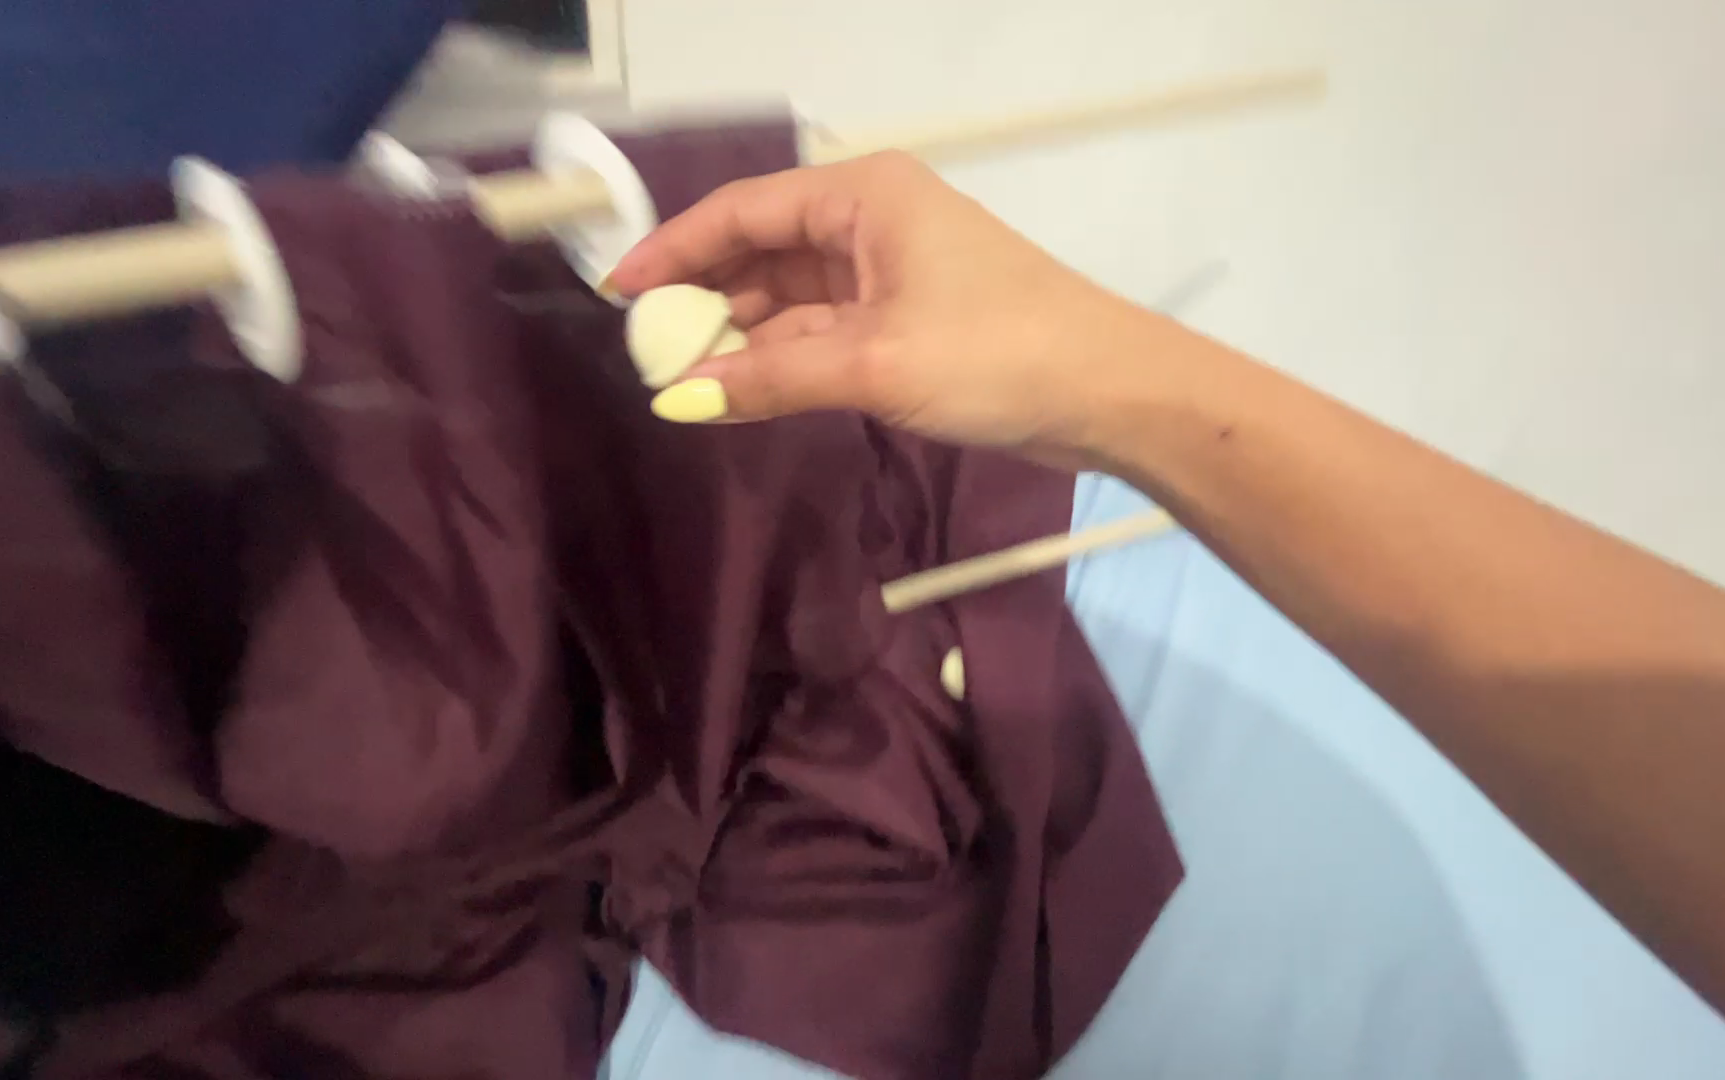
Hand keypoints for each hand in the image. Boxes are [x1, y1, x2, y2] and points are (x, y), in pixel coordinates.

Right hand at [605, 151, 1176, 466]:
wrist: (1104, 393)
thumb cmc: (994, 355)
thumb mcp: (872, 363)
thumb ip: (771, 379)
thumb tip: (679, 401)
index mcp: (863, 198)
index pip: (744, 212)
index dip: (675, 250)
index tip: (620, 293)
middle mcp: (871, 225)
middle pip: (765, 255)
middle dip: (708, 302)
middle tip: (650, 352)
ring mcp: (890, 277)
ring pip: (794, 302)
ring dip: (745, 339)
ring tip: (686, 380)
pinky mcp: (906, 324)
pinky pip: (825, 334)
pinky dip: (787, 362)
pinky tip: (747, 391)